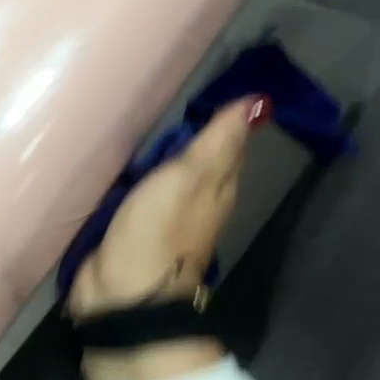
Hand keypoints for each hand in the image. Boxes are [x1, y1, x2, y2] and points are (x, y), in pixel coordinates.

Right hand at [69, 95, 266, 379]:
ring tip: (141, 117)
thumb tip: (259, 101)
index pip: (228, 143)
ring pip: (166, 174)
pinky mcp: (129, 227)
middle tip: (170, 92)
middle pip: (197, 158)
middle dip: (189, 130)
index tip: (211, 83)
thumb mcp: (189, 179)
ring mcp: (161, 216)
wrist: (121, 295)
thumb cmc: (157, 233)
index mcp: (217, 188)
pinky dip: (134, 172)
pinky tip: (121, 159)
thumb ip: (216, 142)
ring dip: (159, 151)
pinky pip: (136, 189)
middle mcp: (195, 200)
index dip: (223, 116)